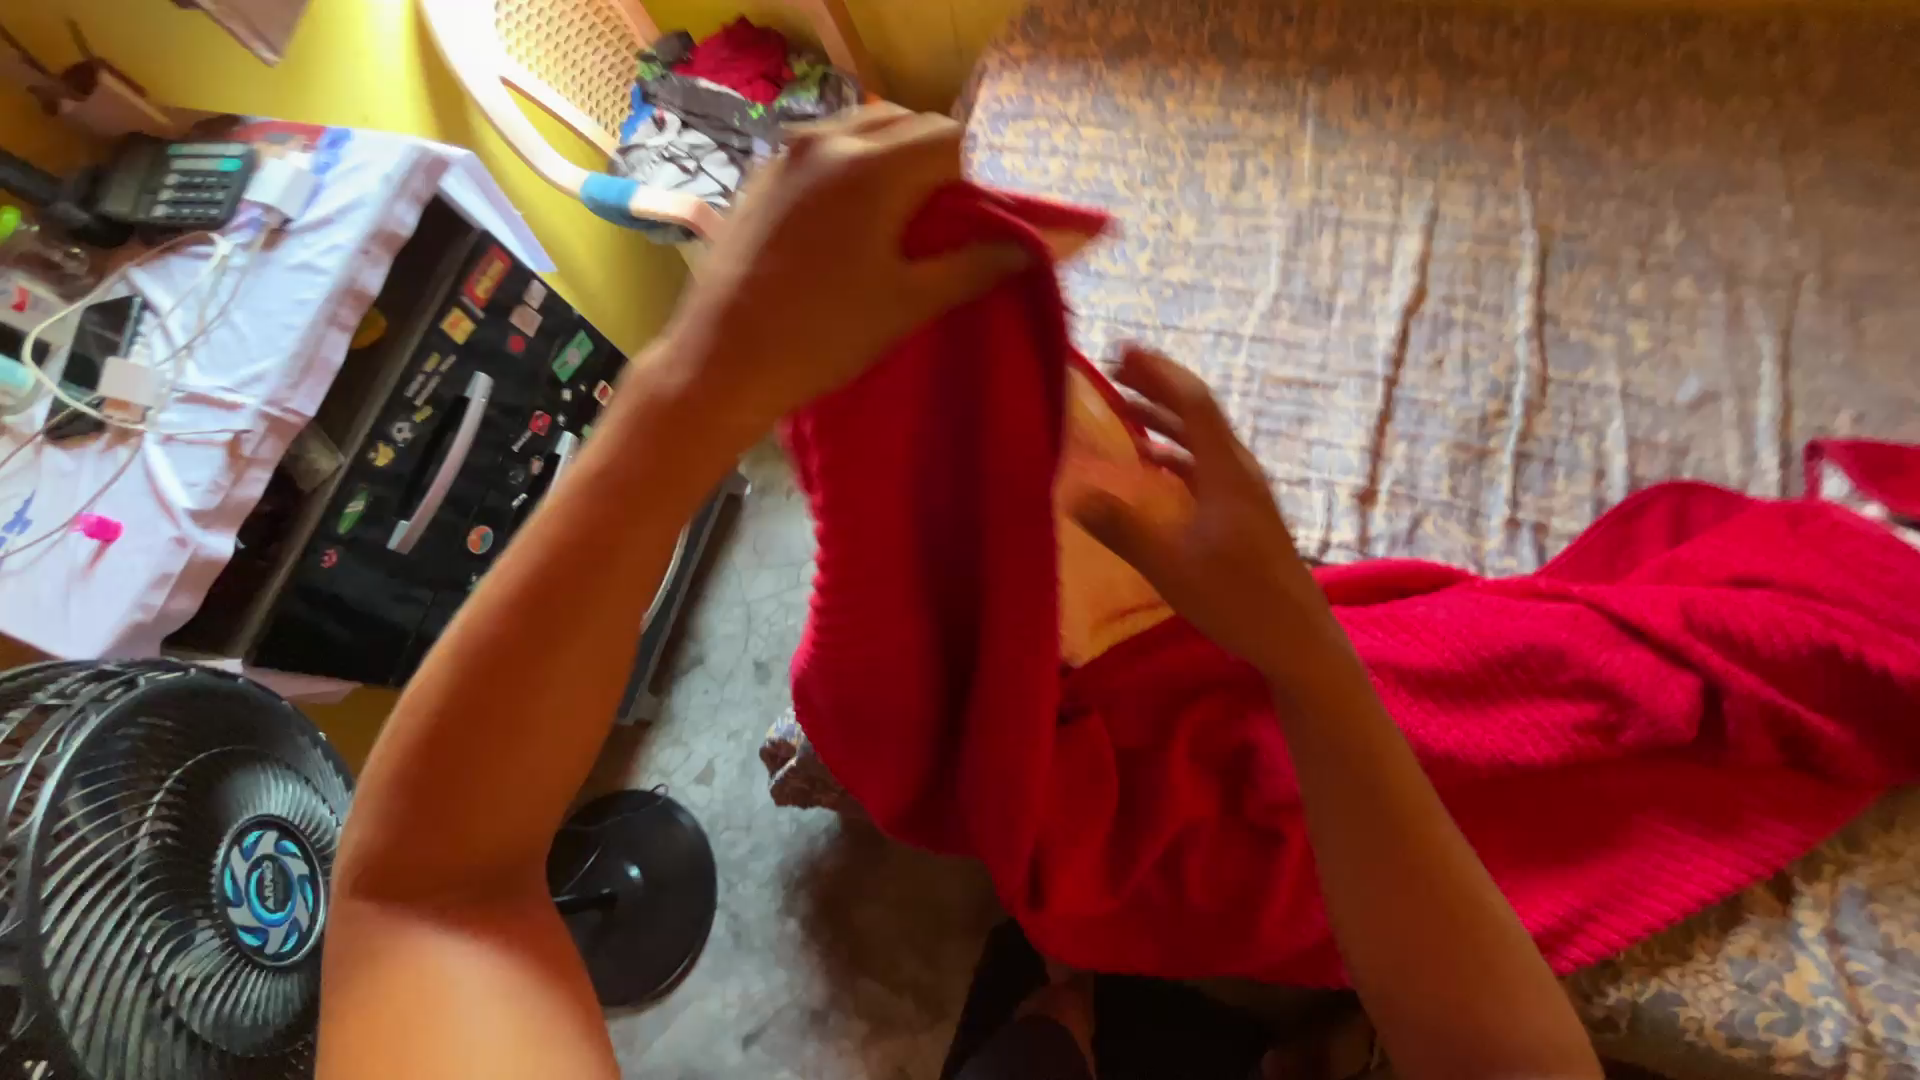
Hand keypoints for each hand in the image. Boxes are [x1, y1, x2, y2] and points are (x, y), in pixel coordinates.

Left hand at [650, 104, 1025, 435]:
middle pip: (909, 123)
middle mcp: (828, 138)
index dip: (989, 168)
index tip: (1003, 206)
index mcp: (872, 165)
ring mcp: (787, 153)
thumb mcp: (907, 304)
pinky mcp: (762, 175)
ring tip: (913, 208)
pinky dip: (857, 164)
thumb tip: (1028, 249)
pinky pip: (825, 148)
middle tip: (963, 209)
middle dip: (946, 157)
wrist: (723, 361)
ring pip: (864, 129)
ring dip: (900, 155)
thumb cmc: (824, 337)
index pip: (954, 139)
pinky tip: (859, 211)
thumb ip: (972, 267)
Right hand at [1066, 347, 1344, 681]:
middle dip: (1155, 388)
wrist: (1296, 638)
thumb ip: (1122, 527)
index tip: (1123, 351)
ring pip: (1201, 440)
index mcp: (1226, 472)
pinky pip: (1204, 466)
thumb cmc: (1236, 598)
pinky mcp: (1243, 513)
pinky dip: (1174, 454)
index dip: (1157, 373)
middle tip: (1115, 372)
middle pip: (1197, 414)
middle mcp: (1238, 471)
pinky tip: (1153, 466)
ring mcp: (1244, 492)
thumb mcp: (1170, 565)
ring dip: (1164, 420)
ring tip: (1126, 409)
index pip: (1192, 403)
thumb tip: (1074, 494)